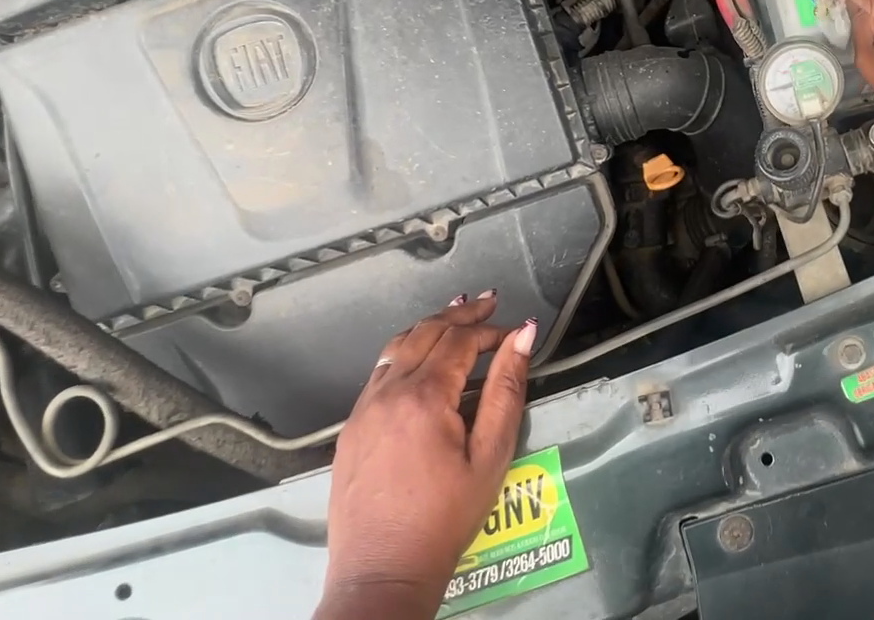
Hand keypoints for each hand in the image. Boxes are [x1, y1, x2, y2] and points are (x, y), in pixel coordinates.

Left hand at [316, 294, 536, 619]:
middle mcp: (388, 392)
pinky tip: (418, 354)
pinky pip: (378, 372)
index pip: (460, 341)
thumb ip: (507, 389)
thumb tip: (523, 334)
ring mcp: (363, 409)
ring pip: (396, 347)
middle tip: (488, 300)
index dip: (490, 330)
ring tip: (455, 311)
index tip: (515, 332)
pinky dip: (403, 350)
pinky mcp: (350, 429)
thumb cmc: (446, 516)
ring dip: (429, 325)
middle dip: (461, 314)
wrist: (381, 573)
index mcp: (425, 396)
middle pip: (426, 333)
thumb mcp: (491, 454)